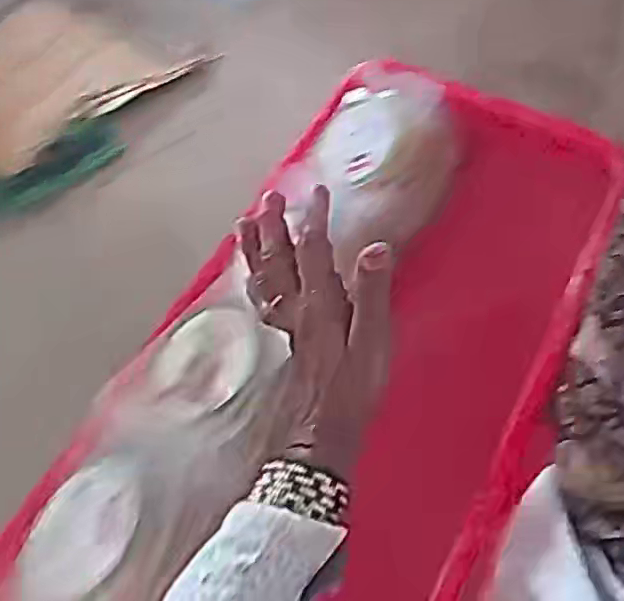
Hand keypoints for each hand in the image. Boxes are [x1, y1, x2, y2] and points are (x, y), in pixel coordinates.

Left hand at [237, 187, 394, 477]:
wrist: (325, 432)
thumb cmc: (357, 384)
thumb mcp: (374, 337)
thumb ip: (374, 292)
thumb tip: (376, 247)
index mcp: (321, 305)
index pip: (314, 252)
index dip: (315, 220)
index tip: (317, 192)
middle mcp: (299, 310)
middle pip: (280, 262)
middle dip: (274, 228)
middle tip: (271, 198)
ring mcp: (290, 325)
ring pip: (265, 279)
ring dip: (256, 250)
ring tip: (247, 225)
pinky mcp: (290, 338)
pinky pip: (266, 300)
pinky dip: (258, 279)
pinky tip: (257, 275)